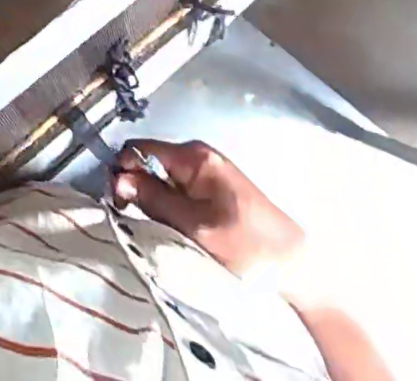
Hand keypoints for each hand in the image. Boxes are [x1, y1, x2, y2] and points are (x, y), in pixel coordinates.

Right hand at [113, 140, 322, 306]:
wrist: (298, 267)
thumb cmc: (249, 246)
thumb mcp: (196, 227)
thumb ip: (155, 201)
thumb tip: (118, 181)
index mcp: (193, 156)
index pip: (138, 149)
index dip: (122, 171)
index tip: (117, 201)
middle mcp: (196, 153)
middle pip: (147, 160)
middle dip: (135, 185)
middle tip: (133, 216)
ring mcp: (204, 168)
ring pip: (159, 175)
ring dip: (151, 196)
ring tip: (154, 223)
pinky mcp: (210, 185)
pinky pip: (173, 185)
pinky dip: (166, 201)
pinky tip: (170, 221)